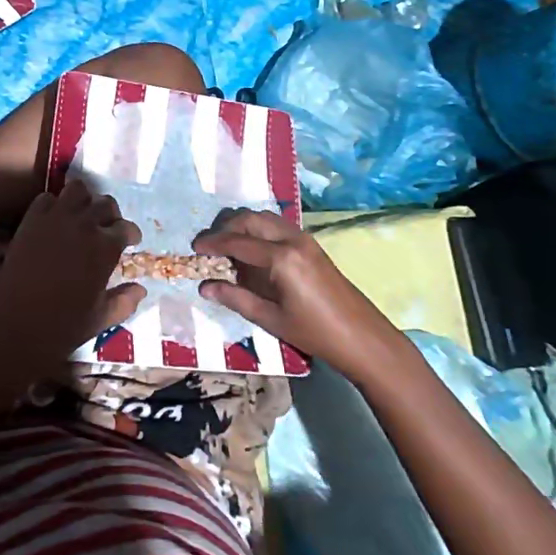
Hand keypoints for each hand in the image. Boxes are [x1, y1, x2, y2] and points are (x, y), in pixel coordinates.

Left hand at [0, 180, 143, 376]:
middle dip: (110, 214)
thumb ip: (125, 301)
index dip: (130, 235)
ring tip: (82, 217)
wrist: (15, 326)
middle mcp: (84, 225)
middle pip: (105, 203)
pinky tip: (54, 222)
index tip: (129, 242)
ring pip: (77, 190)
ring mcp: (55, 219)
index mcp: (106, 247)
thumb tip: (141, 289)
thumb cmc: (64, 326)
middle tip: (106, 228)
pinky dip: (54, 205)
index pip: (127, 227)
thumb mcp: (102, 318)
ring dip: (84, 201)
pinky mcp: (30, 221)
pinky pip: (46, 199)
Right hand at [193, 209, 399, 378]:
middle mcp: (292, 239)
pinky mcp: (311, 244)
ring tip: (226, 246)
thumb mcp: (270, 319)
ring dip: (242, 225)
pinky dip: (258, 229)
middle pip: (250, 218)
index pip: (237, 241)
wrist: (361, 336)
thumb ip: (236, 298)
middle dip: (225, 227)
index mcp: (281, 258)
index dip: (212, 243)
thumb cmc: (315, 333)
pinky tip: (251, 250)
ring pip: (264, 217)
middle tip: (208, 244)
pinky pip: (277, 225)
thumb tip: (204, 286)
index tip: (194, 247)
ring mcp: (304, 239)